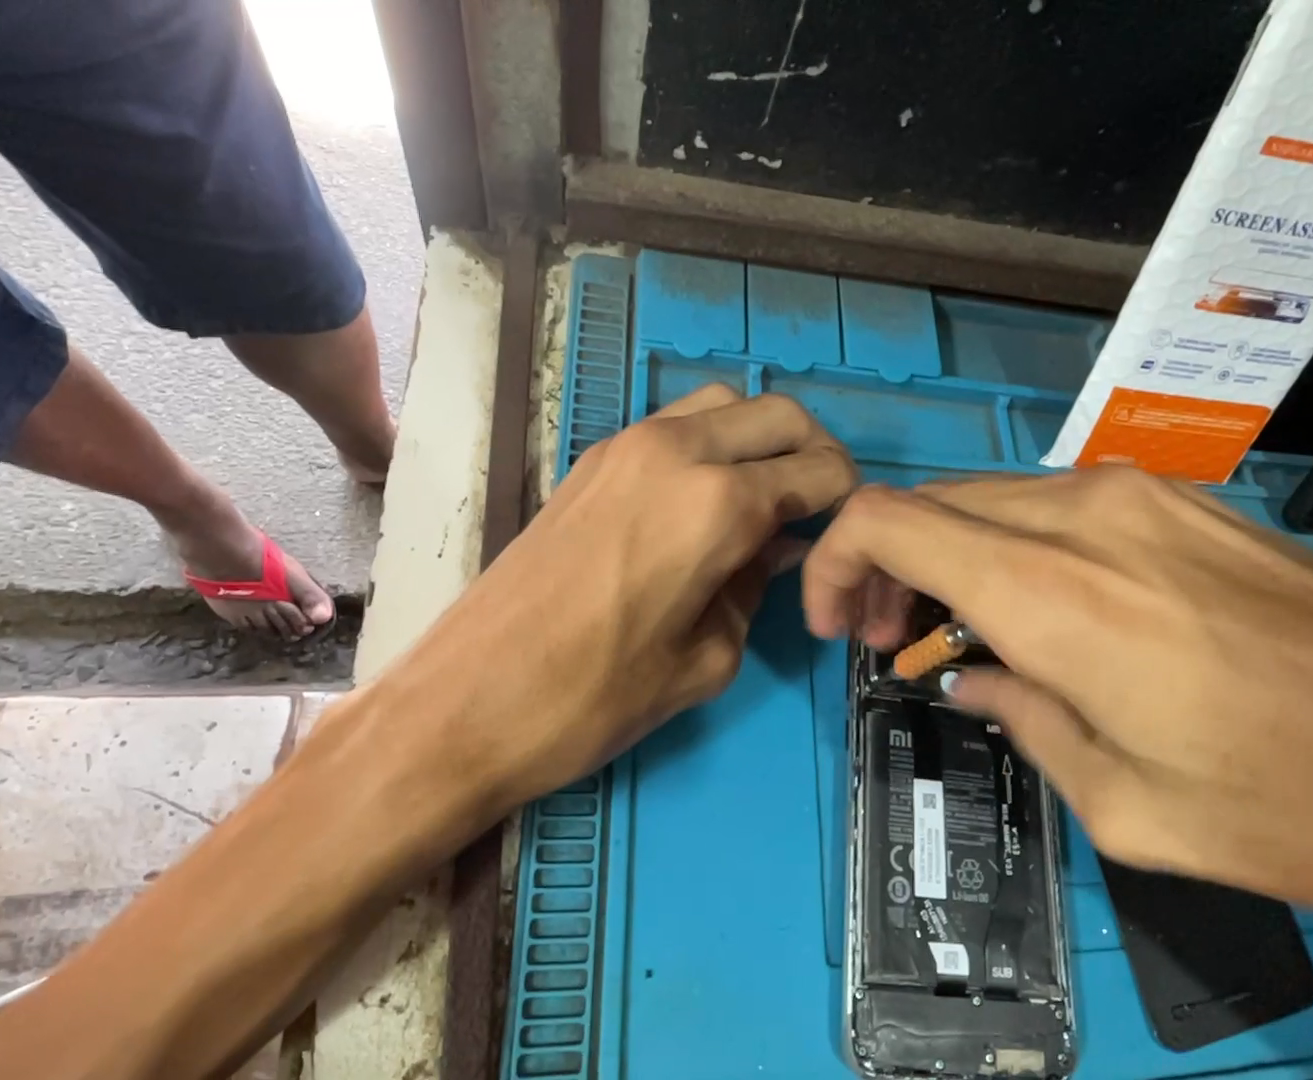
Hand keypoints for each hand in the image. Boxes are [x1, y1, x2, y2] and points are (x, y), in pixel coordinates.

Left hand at [415, 385, 855, 803]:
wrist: (468, 699)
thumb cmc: (595, 698)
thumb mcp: (706, 659)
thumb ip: (754, 590)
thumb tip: (775, 547)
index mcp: (719, 503)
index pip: (818, 467)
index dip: (844, 496)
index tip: (843, 528)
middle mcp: (677, 451)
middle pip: (776, 412)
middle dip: (811, 451)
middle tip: (813, 506)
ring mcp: (626, 446)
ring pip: (721, 404)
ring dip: (757, 438)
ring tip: (761, 497)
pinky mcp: (591, 460)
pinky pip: (673, 426)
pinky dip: (709, 445)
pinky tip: (703, 502)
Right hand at [803, 468, 1312, 1007]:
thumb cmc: (1303, 814)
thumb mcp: (1127, 804)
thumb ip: (1020, 716)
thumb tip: (965, 673)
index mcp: (1057, 594)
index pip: (888, 521)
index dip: (833, 561)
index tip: (835, 630)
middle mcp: (1090, 515)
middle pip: (934, 501)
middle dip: (884, 563)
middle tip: (889, 642)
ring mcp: (1147, 497)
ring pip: (994, 499)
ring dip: (950, 554)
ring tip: (959, 632)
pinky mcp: (1191, 506)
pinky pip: (1061, 507)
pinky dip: (1015, 547)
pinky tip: (1042, 612)